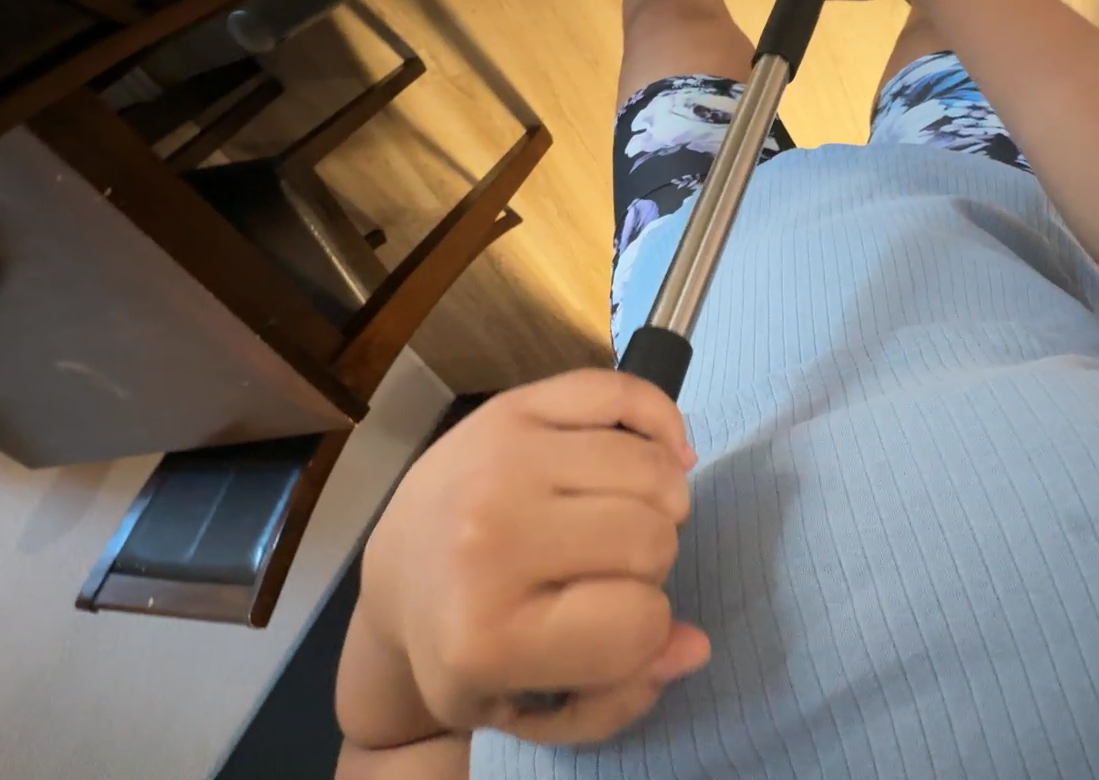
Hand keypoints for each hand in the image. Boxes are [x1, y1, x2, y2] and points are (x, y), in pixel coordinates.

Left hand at [358, 370, 708, 744]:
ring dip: (662, 498)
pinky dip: (661, 422)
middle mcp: (491, 538)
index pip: (639, 622)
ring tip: (628, 513)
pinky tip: (660, 451)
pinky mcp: (513, 406)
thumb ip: (621, 696)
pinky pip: (623, 395)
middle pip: (651, 538)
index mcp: (488, 635)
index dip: (647, 628)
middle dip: (653, 560)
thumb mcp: (530, 704)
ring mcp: (502, 459)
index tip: (616, 624)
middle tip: (617, 566)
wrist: (403, 565)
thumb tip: (695, 644)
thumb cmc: (473, 639)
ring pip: (650, 470)